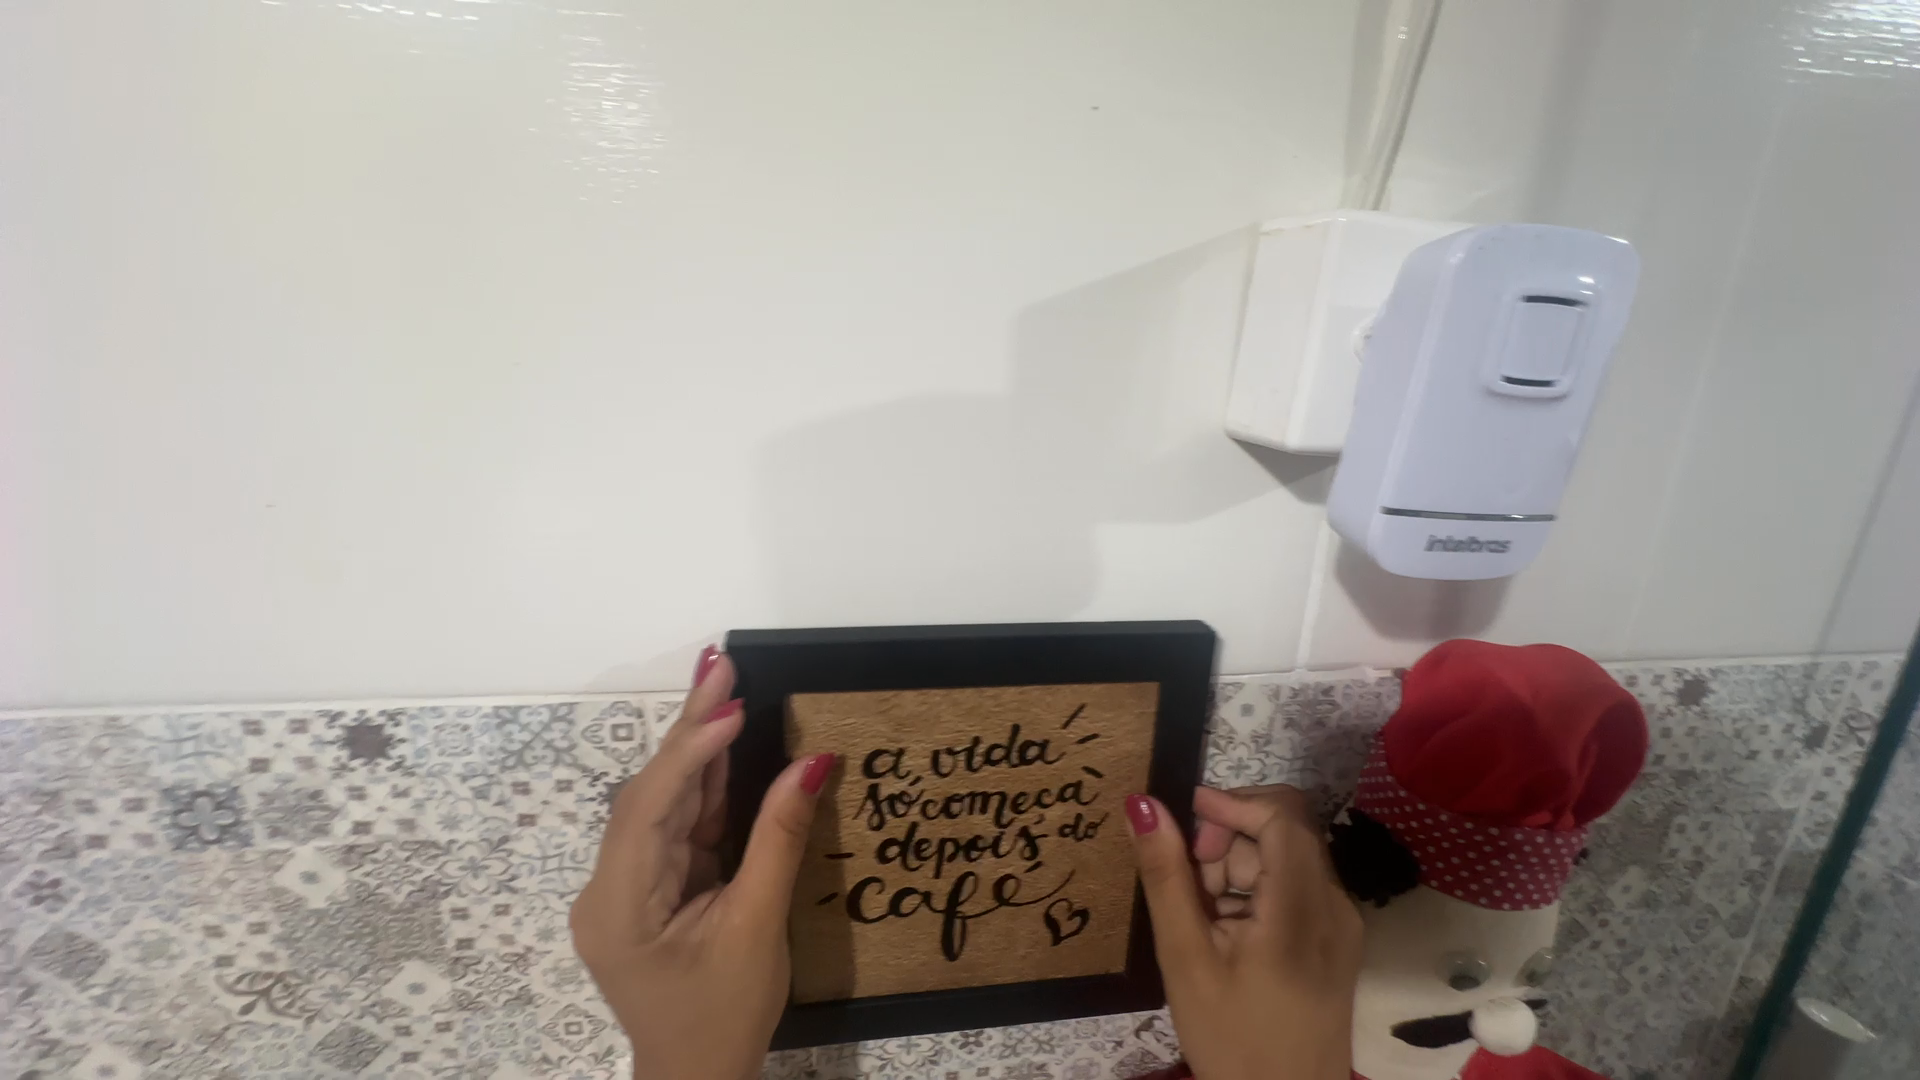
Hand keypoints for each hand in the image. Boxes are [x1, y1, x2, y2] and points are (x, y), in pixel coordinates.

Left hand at [570, 649, 835, 1079]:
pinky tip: (727, 736)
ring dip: (700, 743)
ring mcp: (633, 881)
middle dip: (691, 726)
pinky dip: (711, 778)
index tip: (733, 709)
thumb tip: (813, 762)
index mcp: (620, 905)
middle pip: (654, 791)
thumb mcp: (758, 927)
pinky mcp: (657, 881)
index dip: (690, 754)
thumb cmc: (724, 1015)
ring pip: (669, 797)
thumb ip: (779, 839)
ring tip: (726, 683)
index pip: (650, 810)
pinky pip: (686, 819)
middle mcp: (613, 884)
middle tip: (720, 662)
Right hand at [1125, 785, 1363, 1079]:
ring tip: (1203, 912)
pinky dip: (1254, 887)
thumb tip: (1141, 802)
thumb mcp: (1184, 955)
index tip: (1185, 817)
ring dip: (1237, 863)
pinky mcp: (1336, 940)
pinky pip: (1295, 884)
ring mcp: (1341, 924)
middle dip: (1230, 836)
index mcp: (1304, 909)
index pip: (1283, 816)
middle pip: (1284, 831)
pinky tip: (1225, 927)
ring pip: (1286, 856)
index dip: (1232, 802)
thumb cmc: (1230, 1037)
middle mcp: (1336, 906)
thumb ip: (1165, 873)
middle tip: (1189, 875)